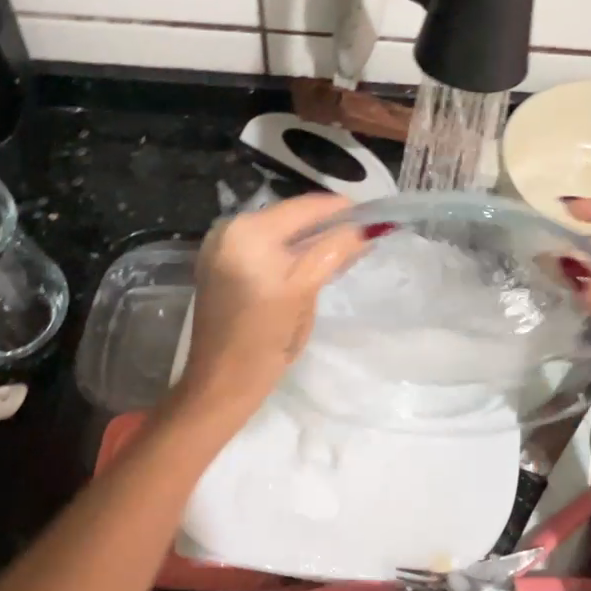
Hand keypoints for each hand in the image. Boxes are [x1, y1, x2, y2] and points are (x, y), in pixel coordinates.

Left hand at [172, 193, 372, 424]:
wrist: (220, 383)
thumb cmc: (264, 342)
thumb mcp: (304, 292)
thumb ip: (332, 252)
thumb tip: (363, 230)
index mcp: (250, 233)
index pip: (305, 207)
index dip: (341, 210)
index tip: (373, 216)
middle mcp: (230, 228)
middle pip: (290, 215)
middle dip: (326, 223)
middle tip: (361, 235)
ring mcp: (220, 245)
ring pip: (278, 229)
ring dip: (308, 235)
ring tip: (340, 250)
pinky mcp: (218, 262)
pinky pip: (262, 243)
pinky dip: (286, 247)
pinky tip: (309, 262)